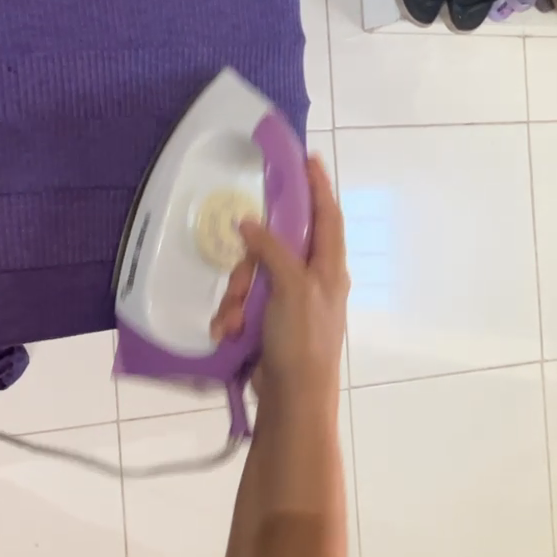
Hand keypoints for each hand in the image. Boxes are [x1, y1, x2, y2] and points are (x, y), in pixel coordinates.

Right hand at [209, 156, 346, 400]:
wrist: (292, 397)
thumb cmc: (303, 341)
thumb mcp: (291, 289)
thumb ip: (271, 251)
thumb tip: (248, 222)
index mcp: (327, 268)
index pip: (325, 216)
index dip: (317, 187)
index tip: (307, 159)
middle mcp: (308, 280)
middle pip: (269, 249)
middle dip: (247, 268)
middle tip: (242, 288)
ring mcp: (285, 301)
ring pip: (246, 278)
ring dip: (234, 300)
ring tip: (235, 323)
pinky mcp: (264, 321)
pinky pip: (238, 304)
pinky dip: (229, 318)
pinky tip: (230, 335)